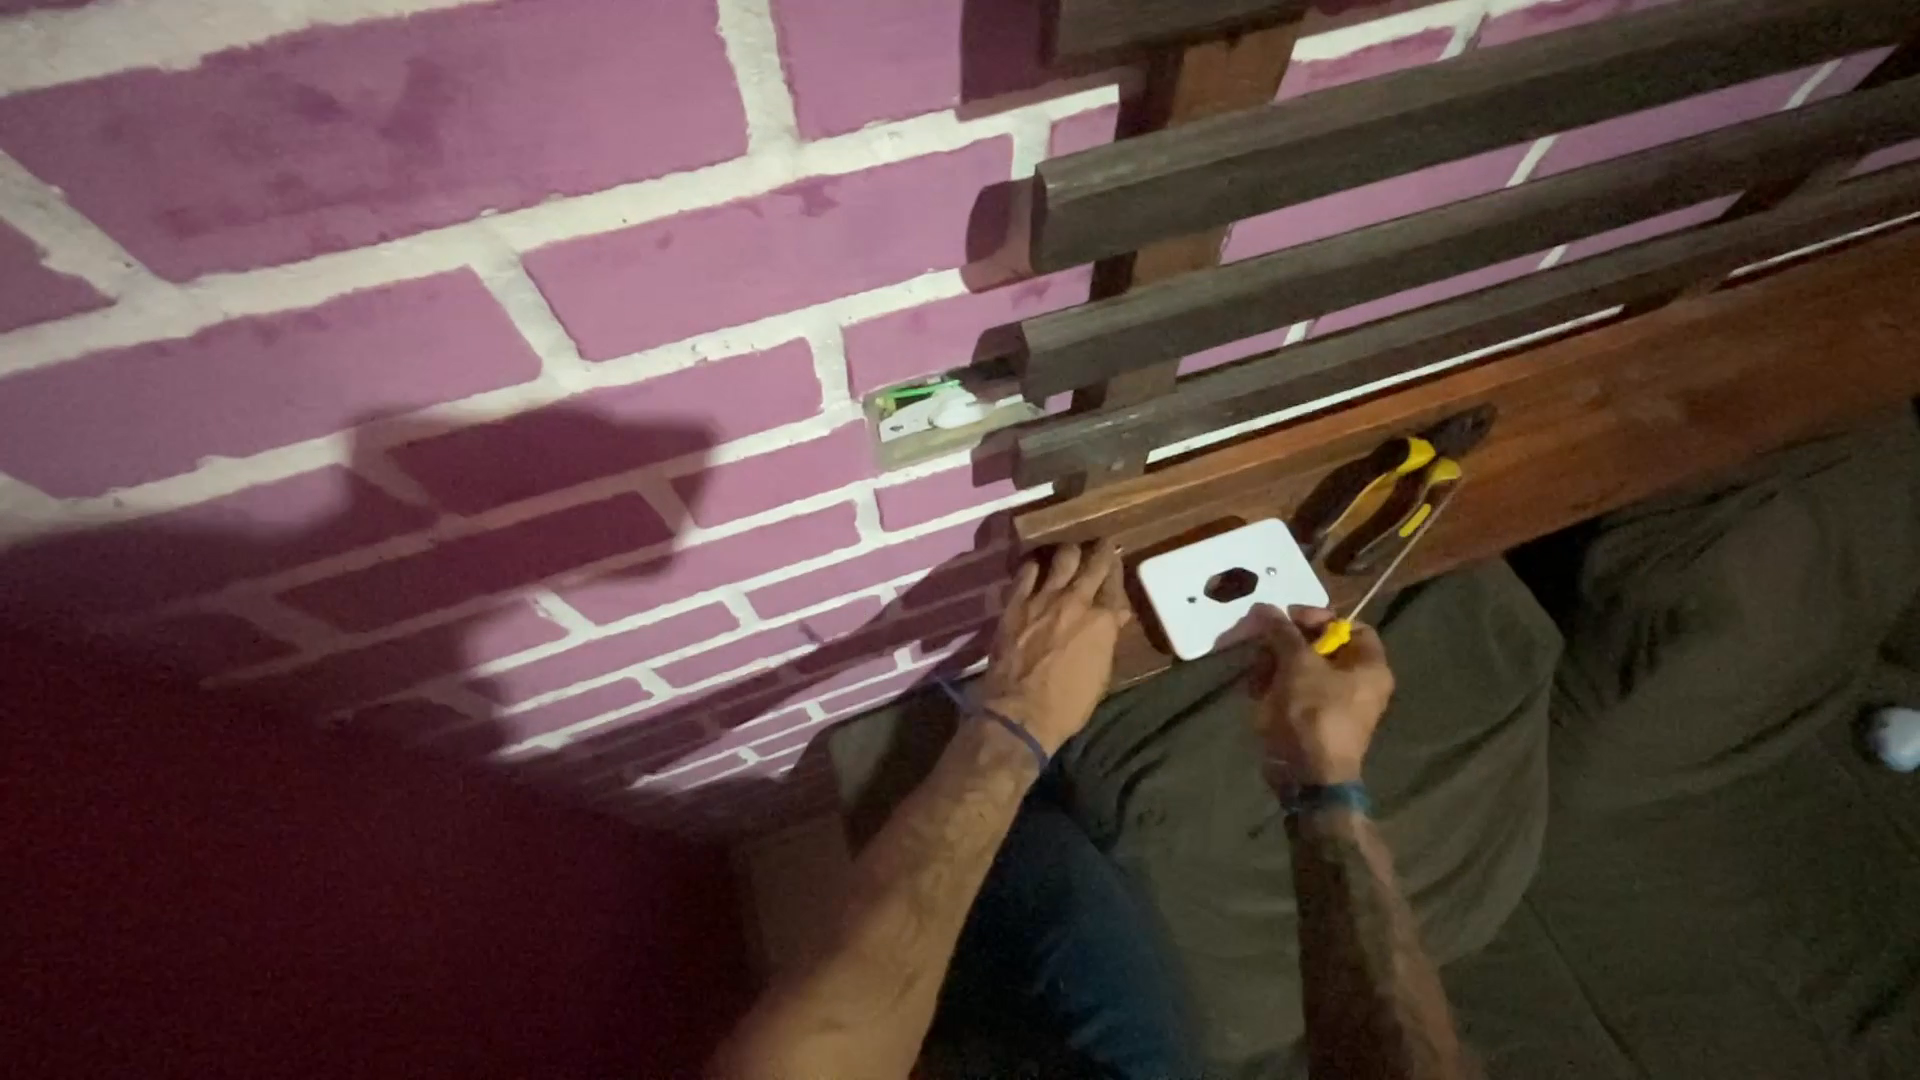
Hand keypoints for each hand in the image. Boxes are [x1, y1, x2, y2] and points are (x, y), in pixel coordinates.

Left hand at [977, 541, 1132, 754]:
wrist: (1020, 711)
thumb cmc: (1068, 704)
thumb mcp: (1100, 675)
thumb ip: (1106, 639)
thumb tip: (1115, 617)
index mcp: (1103, 621)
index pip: (1115, 585)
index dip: (1118, 571)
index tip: (1117, 563)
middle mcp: (1076, 601)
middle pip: (1093, 563)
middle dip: (1101, 550)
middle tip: (1103, 543)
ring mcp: (1043, 598)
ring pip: (1062, 558)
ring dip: (1069, 553)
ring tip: (1070, 551)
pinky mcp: (1015, 603)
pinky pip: (1026, 572)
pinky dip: (1034, 566)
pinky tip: (1036, 566)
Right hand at [1250, 606, 1393, 785]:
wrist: (1307, 772)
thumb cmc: (1313, 712)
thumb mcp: (1297, 664)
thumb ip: (1282, 632)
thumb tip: (1266, 608)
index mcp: (1369, 667)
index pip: (1351, 627)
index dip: (1319, 618)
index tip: (1288, 619)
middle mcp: (1358, 683)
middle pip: (1321, 647)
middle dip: (1286, 643)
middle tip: (1262, 644)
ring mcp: (1334, 703)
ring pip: (1301, 668)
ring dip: (1274, 664)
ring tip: (1255, 672)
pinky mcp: (1312, 718)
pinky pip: (1294, 691)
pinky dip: (1275, 686)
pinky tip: (1256, 691)